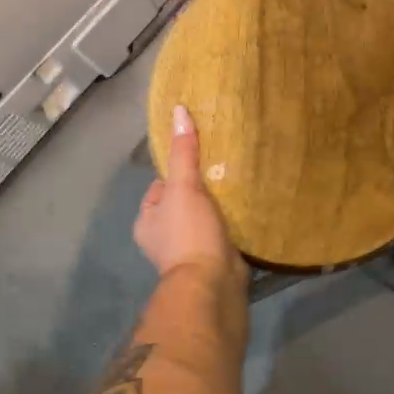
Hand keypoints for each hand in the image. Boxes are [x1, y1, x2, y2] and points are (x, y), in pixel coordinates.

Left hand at [136, 105, 241, 281]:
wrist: (212, 282)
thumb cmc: (188, 232)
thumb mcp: (183, 186)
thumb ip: (183, 151)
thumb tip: (178, 110)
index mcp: (148, 220)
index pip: (161, 184)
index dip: (179, 168)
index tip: (201, 156)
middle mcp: (163, 234)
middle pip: (183, 199)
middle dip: (200, 186)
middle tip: (224, 166)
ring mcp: (188, 247)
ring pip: (203, 214)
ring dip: (217, 203)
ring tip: (237, 182)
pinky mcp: (212, 256)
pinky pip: (220, 229)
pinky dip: (230, 220)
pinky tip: (245, 206)